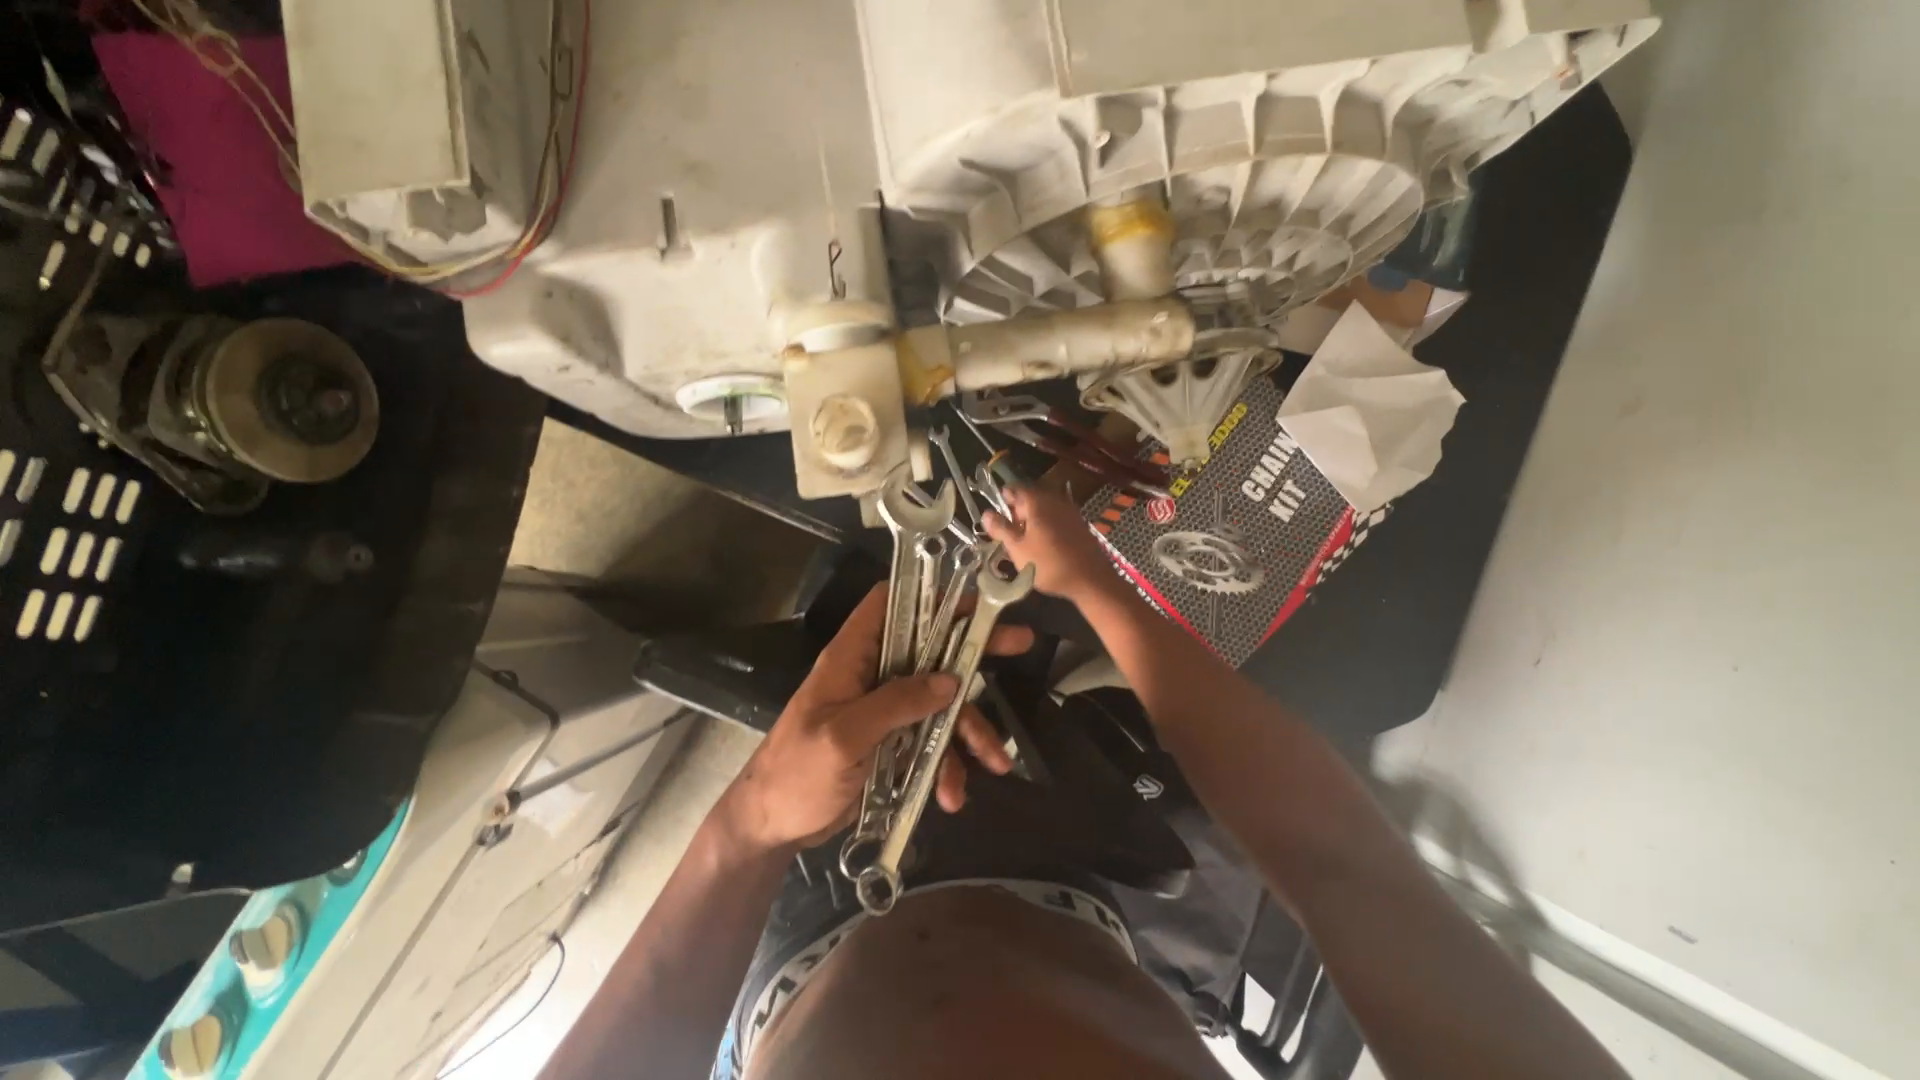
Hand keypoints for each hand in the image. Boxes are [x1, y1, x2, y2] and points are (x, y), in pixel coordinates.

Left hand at [720, 585, 1033, 851]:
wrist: (771, 827)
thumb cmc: (796, 773)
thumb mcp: (843, 737)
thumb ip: (895, 705)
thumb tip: (949, 680)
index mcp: (851, 658)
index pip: (891, 605)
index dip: (931, 595)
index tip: (975, 601)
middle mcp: (872, 677)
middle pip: (930, 651)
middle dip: (975, 654)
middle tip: (1022, 645)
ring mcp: (884, 712)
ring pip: (940, 705)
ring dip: (968, 733)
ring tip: (993, 765)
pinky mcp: (893, 745)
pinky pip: (931, 745)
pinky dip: (947, 768)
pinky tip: (951, 797)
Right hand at [983, 485, 1117, 600]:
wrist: (1090, 579)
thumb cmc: (1048, 563)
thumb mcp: (1017, 548)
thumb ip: (1001, 529)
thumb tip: (986, 513)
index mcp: (1037, 501)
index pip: (1014, 489)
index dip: (1002, 502)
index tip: (997, 520)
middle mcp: (1054, 500)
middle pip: (1029, 499)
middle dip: (1017, 514)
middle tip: (1008, 536)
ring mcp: (1069, 511)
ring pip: (1043, 510)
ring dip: (1032, 522)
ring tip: (1024, 544)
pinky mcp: (1079, 525)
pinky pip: (1056, 519)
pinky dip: (1046, 528)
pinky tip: (1044, 547)